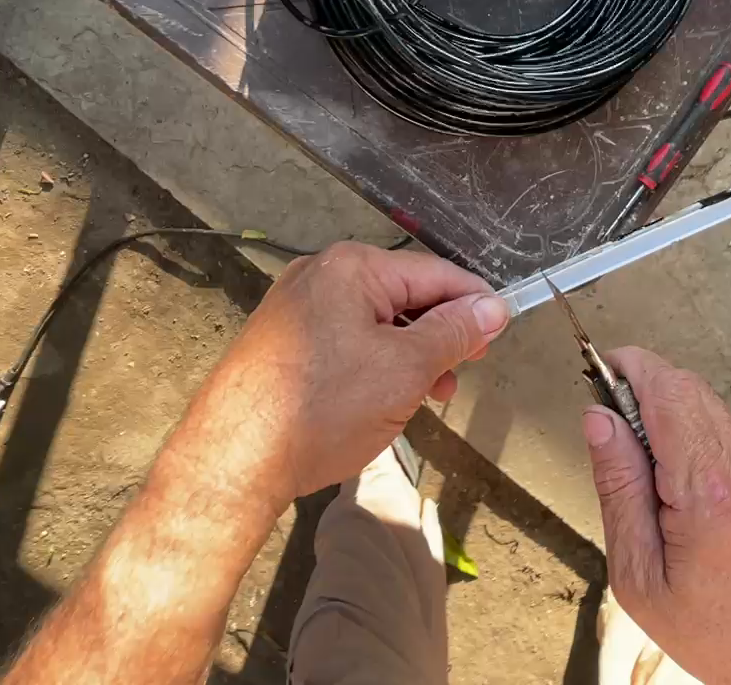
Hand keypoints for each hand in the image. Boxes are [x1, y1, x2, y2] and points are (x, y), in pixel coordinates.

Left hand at [214, 242, 507, 499]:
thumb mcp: (405, 370)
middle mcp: (321, 274)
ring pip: (375, 321)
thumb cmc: (324, 409)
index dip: (474, 301)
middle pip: (403, 295)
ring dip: (410, 354)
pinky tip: (387, 396)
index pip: (433, 273)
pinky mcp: (283, 341)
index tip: (501, 331)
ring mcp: (297, 307)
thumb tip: (494, 308)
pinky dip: (376, 362)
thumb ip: (453, 333)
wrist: (229, 464)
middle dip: (439, 333)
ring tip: (429, 395)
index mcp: (351, 266)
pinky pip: (347, 339)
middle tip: (463, 371)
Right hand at [584, 347, 730, 684]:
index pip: (667, 387)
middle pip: (684, 388)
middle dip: (642, 396)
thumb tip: (598, 417)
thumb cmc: (722, 637)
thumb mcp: (640, 576)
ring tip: (656, 488)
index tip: (599, 374)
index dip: (628, 368)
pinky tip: (689, 497)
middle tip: (617, 444)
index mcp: (711, 488)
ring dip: (669, 422)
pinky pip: (724, 431)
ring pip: (704, 407)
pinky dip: (695, 441)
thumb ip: (617, 486)